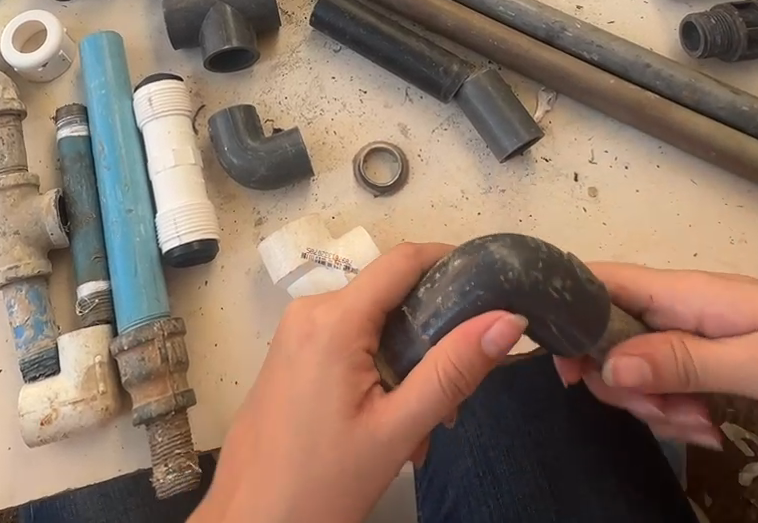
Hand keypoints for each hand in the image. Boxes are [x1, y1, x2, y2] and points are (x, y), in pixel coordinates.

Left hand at [191, 243, 527, 522]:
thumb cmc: (322, 481)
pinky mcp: (290, 352)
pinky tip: (385, 425)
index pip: (401, 261)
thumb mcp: (397, 429)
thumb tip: (507, 320)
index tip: (489, 281)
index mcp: (334, 317)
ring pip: (370, 324)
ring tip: (418, 432)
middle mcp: (310, 309)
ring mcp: (295, 330)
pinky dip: (375, 370)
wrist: (249, 522)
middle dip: (429, 337)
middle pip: (388, 298)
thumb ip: (452, 370)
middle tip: (453, 399)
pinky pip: (345, 341)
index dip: (446, 260)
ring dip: (404, 365)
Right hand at [562, 265, 757, 522]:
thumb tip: (608, 359)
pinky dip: (680, 408)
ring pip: (642, 362)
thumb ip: (687, 360)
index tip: (560, 363)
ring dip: (655, 400)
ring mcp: (706, 336)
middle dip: (620, 377)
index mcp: (689, 293)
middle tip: (661, 413)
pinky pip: (676, 381)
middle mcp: (687, 308)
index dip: (565, 308)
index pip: (602, 280)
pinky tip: (711, 429)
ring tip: (700, 428)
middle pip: (613, 331)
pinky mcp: (726, 362)